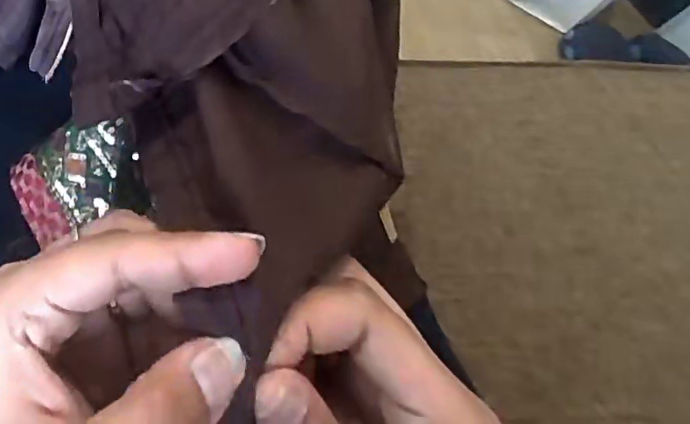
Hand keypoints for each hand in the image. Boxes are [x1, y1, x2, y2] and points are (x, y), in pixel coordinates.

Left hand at [0, 213, 264, 423]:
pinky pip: (138, 316)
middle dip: (186, 267)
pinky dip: (177, 325)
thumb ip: (160, 408)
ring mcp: (61, 312)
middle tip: (252, 280)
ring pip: (137, 279)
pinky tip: (210, 336)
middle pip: (125, 252)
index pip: (112, 256)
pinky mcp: (81, 342)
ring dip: (187, 296)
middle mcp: (41, 288)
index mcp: (21, 300)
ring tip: (241, 308)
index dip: (183, 251)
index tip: (249, 249)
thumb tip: (230, 351)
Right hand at [255, 260, 497, 423]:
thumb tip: (266, 381)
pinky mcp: (383, 401)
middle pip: (356, 287)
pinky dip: (298, 351)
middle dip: (294, 299)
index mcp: (443, 402)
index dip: (302, 318)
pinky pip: (336, 348)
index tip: (258, 366)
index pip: (362, 307)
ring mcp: (405, 384)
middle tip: (246, 337)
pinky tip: (270, 374)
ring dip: (292, 322)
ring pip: (342, 307)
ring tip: (253, 355)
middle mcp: (427, 374)